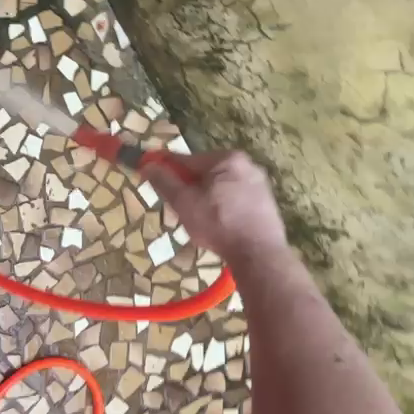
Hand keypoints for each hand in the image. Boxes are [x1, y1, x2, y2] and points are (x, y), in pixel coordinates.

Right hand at [144, 151, 287, 261]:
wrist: (259, 255)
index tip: (152, 177)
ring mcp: (259, 183)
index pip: (186, 159)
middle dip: (188, 188)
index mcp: (225, 158)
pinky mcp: (266, 202)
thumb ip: (163, 181)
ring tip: (199, 221)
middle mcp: (246, 164)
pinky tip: (219, 225)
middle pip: (204, 173)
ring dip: (205, 199)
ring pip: (219, 187)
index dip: (166, 169)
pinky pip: (235, 198)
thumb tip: (147, 164)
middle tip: (179, 209)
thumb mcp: (183, 202)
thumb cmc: (218, 224)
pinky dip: (223, 207)